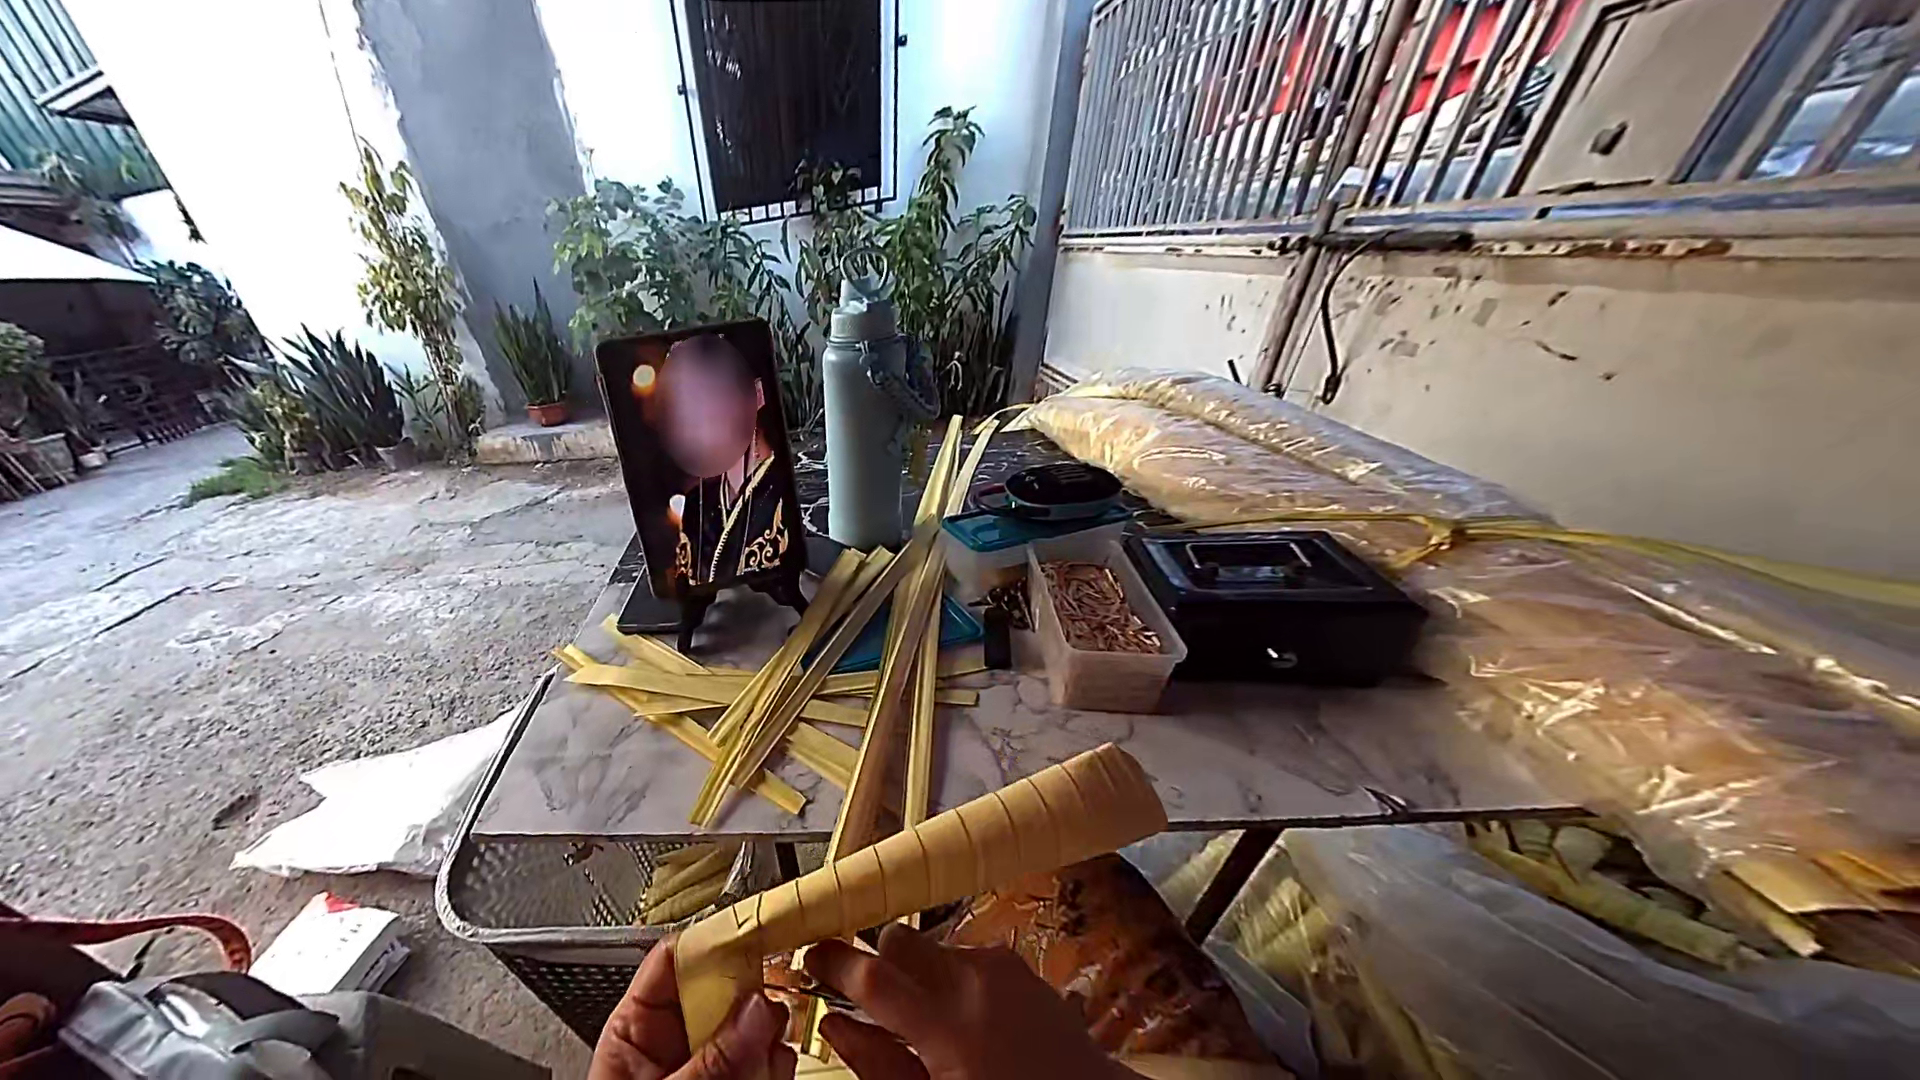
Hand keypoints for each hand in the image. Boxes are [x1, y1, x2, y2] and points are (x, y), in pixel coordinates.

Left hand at [591, 937, 796, 1079]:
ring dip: (772, 1030)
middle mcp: (678, 1034)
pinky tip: (774, 1073)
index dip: (714, 938)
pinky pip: (766, 1055)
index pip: (676, 958)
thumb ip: (710, 1061)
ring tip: (772, 1056)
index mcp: (639, 1028)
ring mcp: (710, 1059)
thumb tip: (760, 1005)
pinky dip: (778, 1062)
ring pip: (752, 1017)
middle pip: (725, 981)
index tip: (757, 929)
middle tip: (778, 999)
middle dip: (755, 990)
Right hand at [805, 923, 1134, 1079]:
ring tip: (928, 1027)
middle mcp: (972, 978)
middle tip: (872, 1001)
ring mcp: (996, 963)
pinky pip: (960, 955)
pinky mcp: (1011, 959)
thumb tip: (833, 1025)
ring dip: (915, 975)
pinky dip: (946, 978)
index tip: (810, 954)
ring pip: (929, 948)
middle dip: (878, 963)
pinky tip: (963, 1020)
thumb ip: (879, 1066)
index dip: (835, 961)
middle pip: (899, 940)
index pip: (875, 976)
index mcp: (949, 1026)